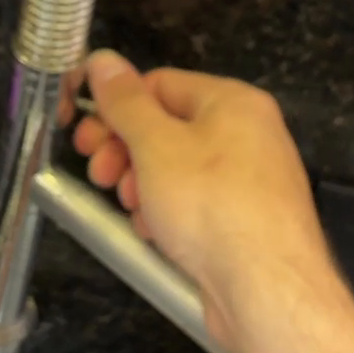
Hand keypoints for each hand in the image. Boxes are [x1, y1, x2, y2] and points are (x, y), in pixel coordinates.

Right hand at [71, 50, 339, 348]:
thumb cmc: (211, 206)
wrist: (267, 292)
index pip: (160, 84)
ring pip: (175, 168)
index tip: (86, 136)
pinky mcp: (242, 221)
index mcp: (232, 102)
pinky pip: (192, 201)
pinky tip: (152, 231)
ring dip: (141, 184)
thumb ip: (125, 102)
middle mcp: (246, 134)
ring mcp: (247, 180)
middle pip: (166, 126)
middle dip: (125, 150)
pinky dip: (166, 212)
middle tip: (99, 173)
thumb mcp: (156, 145)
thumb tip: (102, 59)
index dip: (118, 107)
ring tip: (131, 207)